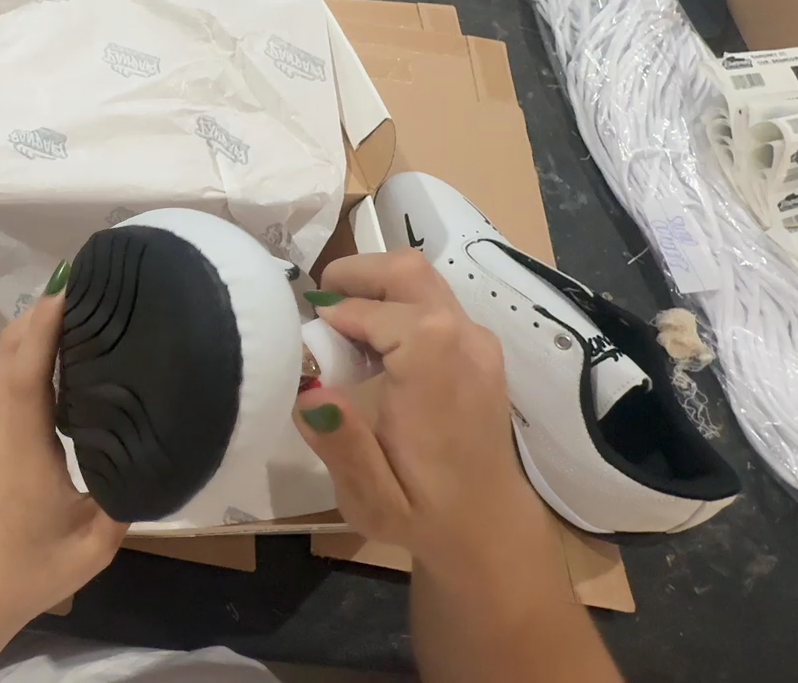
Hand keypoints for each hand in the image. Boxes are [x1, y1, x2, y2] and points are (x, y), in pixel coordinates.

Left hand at [0, 290, 128, 629]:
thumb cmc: (26, 568)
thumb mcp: (92, 542)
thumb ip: (125, 498)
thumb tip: (154, 457)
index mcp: (21, 437)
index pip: (28, 362)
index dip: (48, 319)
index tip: (75, 286)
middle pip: (13, 347)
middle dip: (45, 311)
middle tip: (91, 293)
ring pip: (6, 360)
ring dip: (36, 331)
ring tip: (82, 319)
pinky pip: (5, 380)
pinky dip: (29, 355)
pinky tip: (60, 364)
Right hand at [293, 250, 546, 573]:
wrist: (489, 526)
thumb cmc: (424, 513)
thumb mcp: (371, 501)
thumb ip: (342, 447)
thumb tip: (308, 393)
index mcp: (438, 374)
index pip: (380, 309)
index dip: (338, 315)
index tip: (314, 345)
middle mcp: (465, 343)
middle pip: (404, 270)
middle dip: (351, 278)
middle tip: (319, 316)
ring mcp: (476, 338)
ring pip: (415, 274)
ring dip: (369, 287)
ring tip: (341, 331)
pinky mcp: (474, 342)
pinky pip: (425, 295)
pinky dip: (388, 301)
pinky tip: (370, 346)